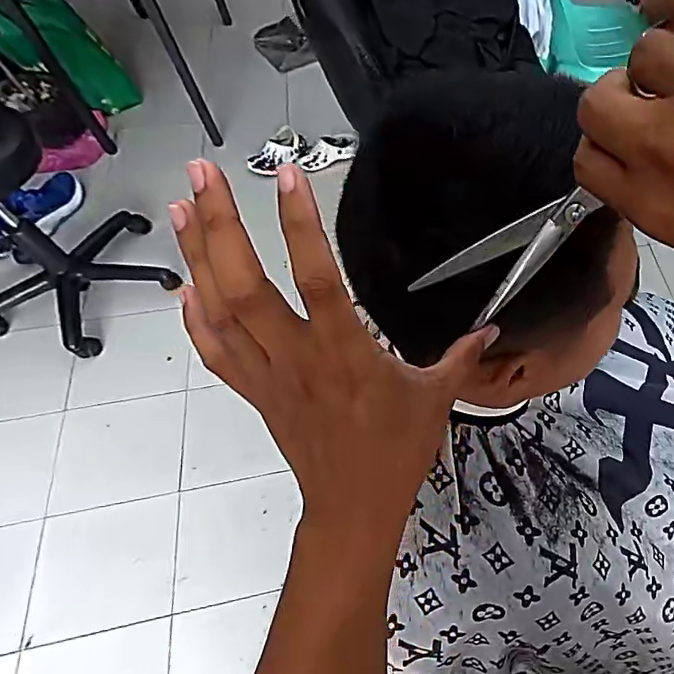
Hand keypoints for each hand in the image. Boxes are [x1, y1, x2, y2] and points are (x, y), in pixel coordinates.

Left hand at [170, 160, 496, 525]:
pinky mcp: (255, 393)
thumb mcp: (437, 398)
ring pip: (219, 310)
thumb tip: (490, 330)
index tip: (289, 178)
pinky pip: (215, 351)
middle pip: (247, 284)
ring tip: (183, 207)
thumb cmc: (397, 451)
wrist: (355, 502)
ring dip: (196, 256)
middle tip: (203, 171)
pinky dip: (195, 317)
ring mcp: (270, 375)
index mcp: (348, 353)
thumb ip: (460, 357)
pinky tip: (186, 286)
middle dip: (221, 224)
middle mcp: (300, 358)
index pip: (319, 279)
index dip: (300, 226)